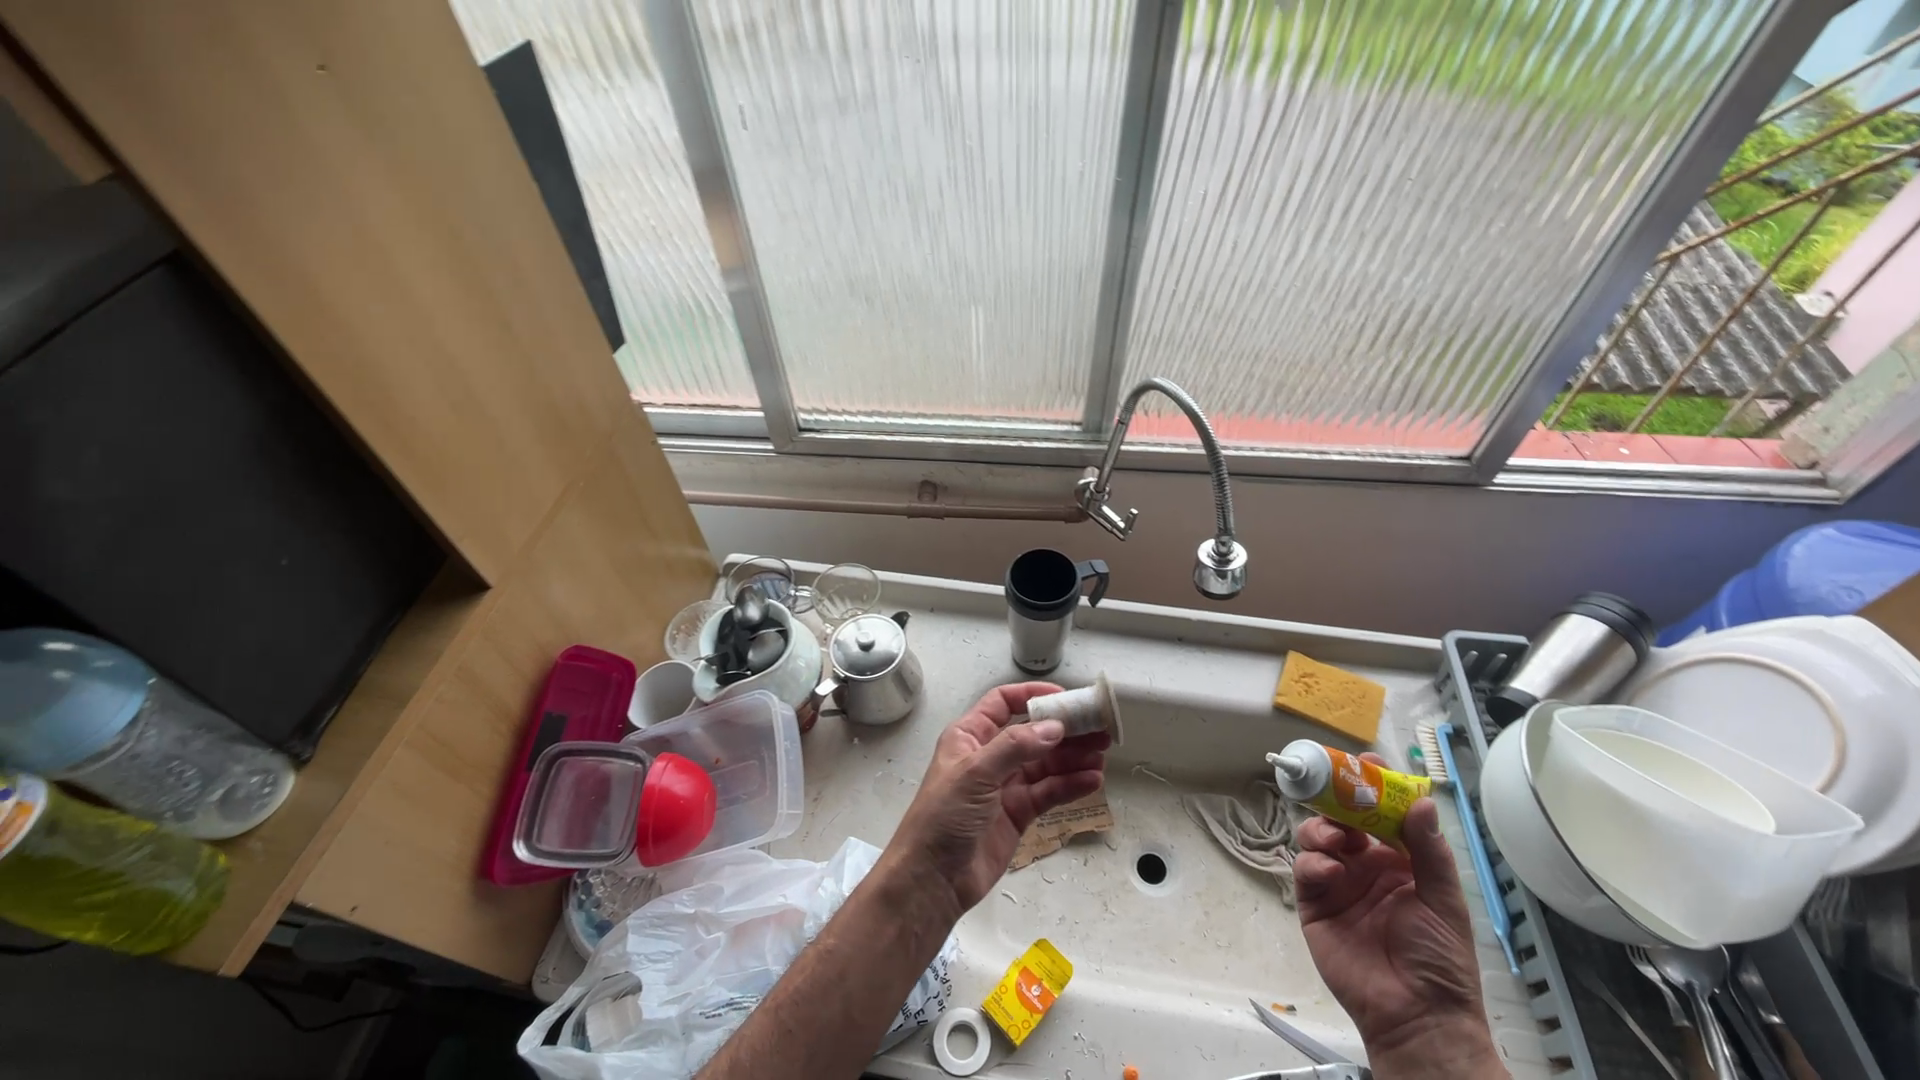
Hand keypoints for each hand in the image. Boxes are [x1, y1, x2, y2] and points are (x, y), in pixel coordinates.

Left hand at [886, 682, 1109, 915]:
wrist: (932, 879)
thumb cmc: (943, 817)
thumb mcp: (975, 773)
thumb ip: (1016, 747)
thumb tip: (1055, 727)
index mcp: (969, 737)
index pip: (1003, 704)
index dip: (1033, 696)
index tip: (1066, 697)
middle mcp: (989, 757)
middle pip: (1033, 734)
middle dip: (1065, 730)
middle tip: (1098, 729)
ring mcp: (1005, 786)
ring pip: (1045, 764)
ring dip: (1073, 758)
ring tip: (1101, 755)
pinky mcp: (1018, 814)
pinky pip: (1048, 792)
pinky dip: (1070, 785)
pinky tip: (1092, 781)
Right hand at [1295, 755, 1503, 1077]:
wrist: (1416, 1014)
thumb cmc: (1440, 958)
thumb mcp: (1444, 900)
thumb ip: (1428, 850)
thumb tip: (1421, 801)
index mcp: (1400, 861)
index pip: (1383, 814)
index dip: (1374, 788)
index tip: (1368, 764)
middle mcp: (1366, 866)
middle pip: (1343, 819)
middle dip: (1338, 800)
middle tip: (1338, 788)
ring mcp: (1338, 883)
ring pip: (1318, 838)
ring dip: (1322, 827)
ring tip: (1336, 838)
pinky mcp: (1314, 904)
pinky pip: (1306, 870)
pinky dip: (1314, 862)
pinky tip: (1332, 870)